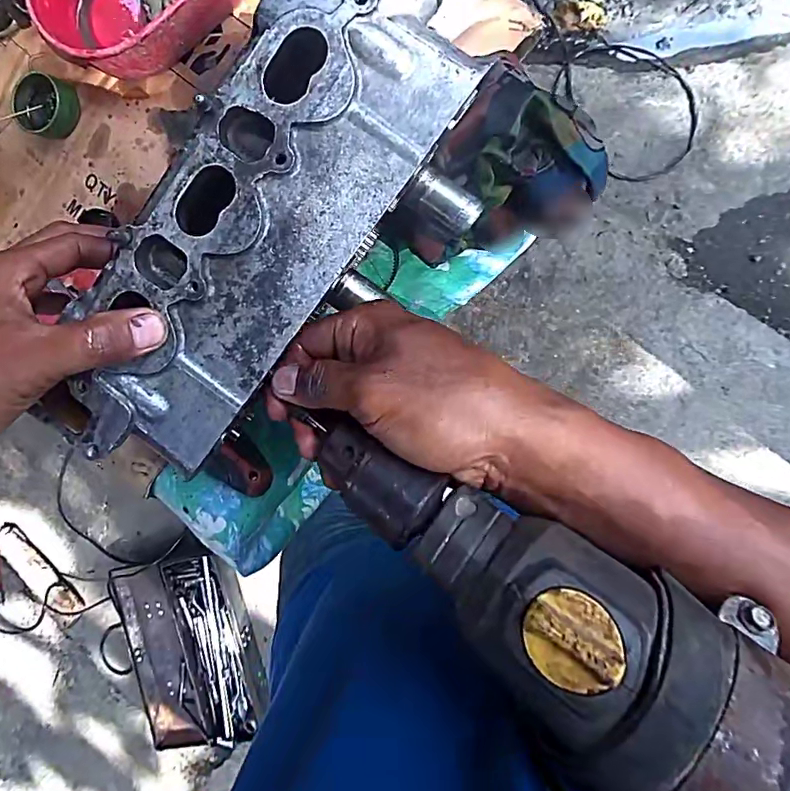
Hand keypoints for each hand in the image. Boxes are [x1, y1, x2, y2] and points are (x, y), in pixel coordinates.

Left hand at [0, 223, 165, 465]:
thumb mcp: (36, 359)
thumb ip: (98, 340)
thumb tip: (149, 324)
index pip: (65, 241)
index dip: (106, 243)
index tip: (139, 252)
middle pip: (52, 264)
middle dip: (93, 268)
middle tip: (130, 278)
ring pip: (41, 298)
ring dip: (76, 303)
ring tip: (109, 317)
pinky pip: (28, 327)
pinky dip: (57, 333)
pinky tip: (71, 354)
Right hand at [264, 302, 583, 496]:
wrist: (510, 441)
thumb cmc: (441, 404)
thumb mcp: (373, 390)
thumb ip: (322, 383)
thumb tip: (283, 377)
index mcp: (372, 325)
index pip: (311, 340)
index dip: (289, 373)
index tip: (279, 411)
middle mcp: (382, 347)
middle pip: (325, 374)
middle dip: (310, 410)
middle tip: (308, 444)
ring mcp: (398, 382)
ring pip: (345, 404)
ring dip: (330, 433)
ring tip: (330, 460)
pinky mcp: (410, 414)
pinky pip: (369, 424)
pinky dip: (355, 443)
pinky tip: (348, 465)